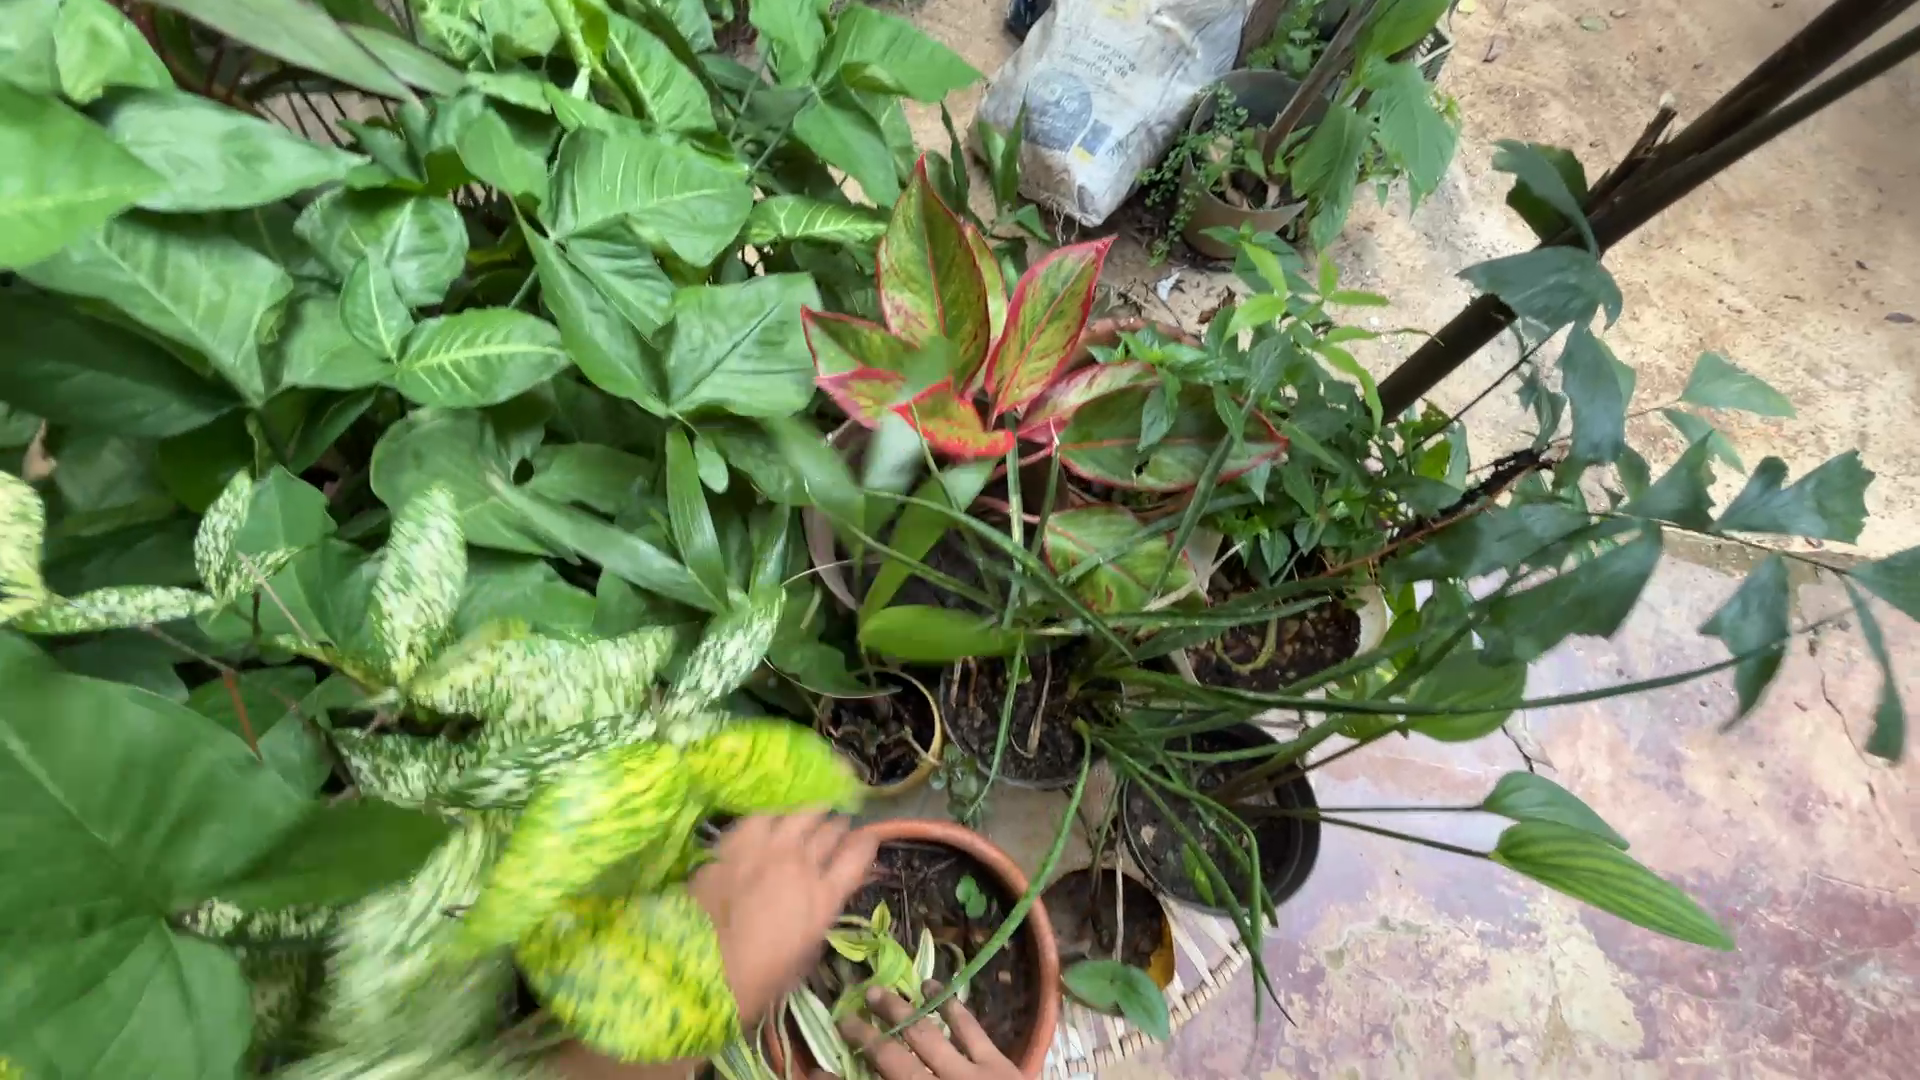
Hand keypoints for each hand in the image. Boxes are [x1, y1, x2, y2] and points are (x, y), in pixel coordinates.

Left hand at [688, 813, 876, 1024]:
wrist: (695, 973)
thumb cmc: (754, 981)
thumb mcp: (804, 954)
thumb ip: (820, 914)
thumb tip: (826, 893)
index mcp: (824, 897)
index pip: (859, 852)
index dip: (866, 841)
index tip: (865, 839)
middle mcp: (803, 864)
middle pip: (833, 827)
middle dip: (837, 826)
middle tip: (833, 830)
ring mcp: (770, 847)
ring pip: (803, 811)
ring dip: (811, 812)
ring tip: (808, 814)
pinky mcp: (738, 840)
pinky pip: (765, 813)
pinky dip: (775, 813)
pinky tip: (774, 816)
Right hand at [819, 984, 1022, 1079]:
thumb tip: (853, 1077)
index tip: (815, 1068)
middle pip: (893, 1058)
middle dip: (868, 1034)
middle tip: (849, 1010)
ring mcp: (969, 1075)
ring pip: (927, 1034)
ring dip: (901, 1010)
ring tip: (881, 991)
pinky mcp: (998, 1063)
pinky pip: (969, 1027)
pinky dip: (949, 1005)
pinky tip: (933, 986)